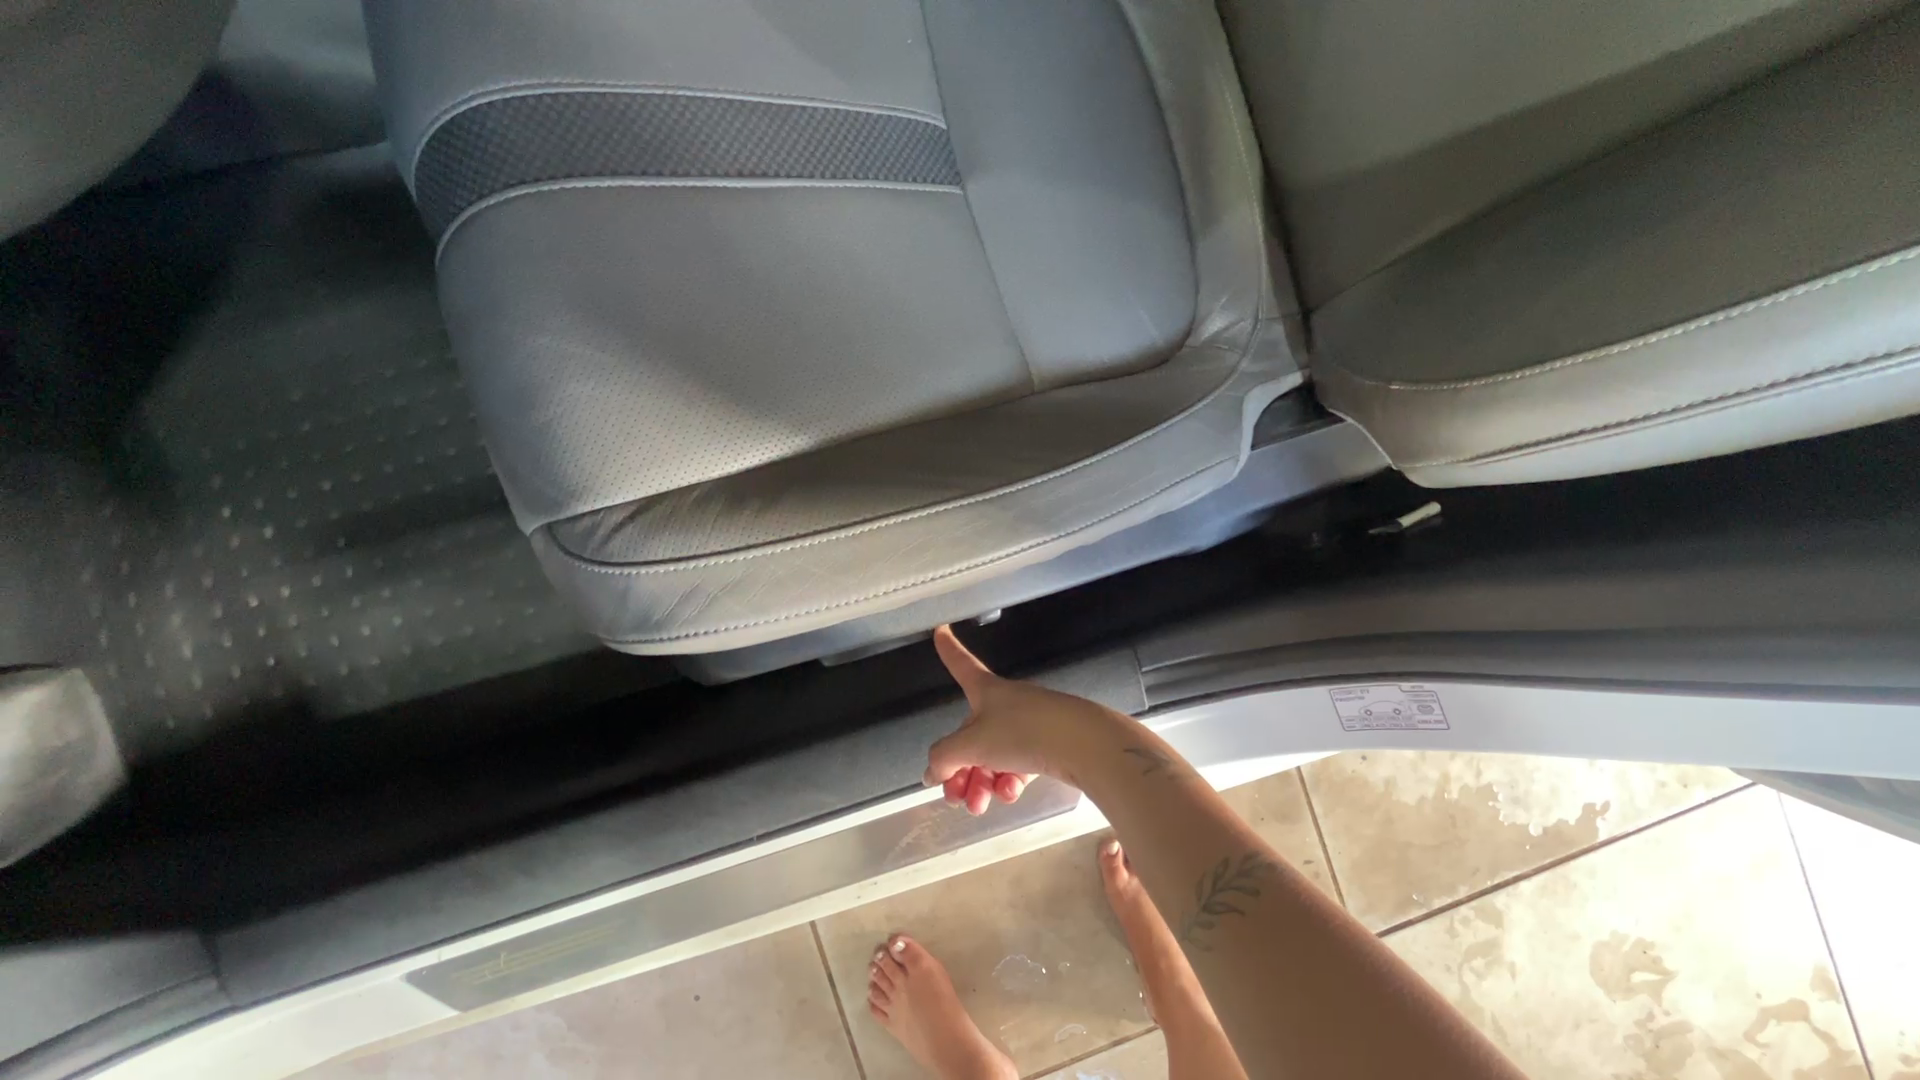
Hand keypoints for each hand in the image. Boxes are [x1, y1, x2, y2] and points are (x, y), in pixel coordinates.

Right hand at [924, 625, 1115, 814]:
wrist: (1085, 744)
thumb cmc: (1024, 732)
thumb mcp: (971, 745)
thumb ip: (944, 757)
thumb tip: (933, 771)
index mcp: (985, 690)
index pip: (960, 664)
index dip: (948, 650)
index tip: (941, 630)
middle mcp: (1005, 703)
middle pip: (970, 733)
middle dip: (958, 768)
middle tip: (954, 796)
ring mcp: (1028, 724)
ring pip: (992, 756)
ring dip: (980, 782)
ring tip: (978, 806)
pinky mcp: (1048, 746)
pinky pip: (1018, 764)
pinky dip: (1008, 782)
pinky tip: (1009, 794)